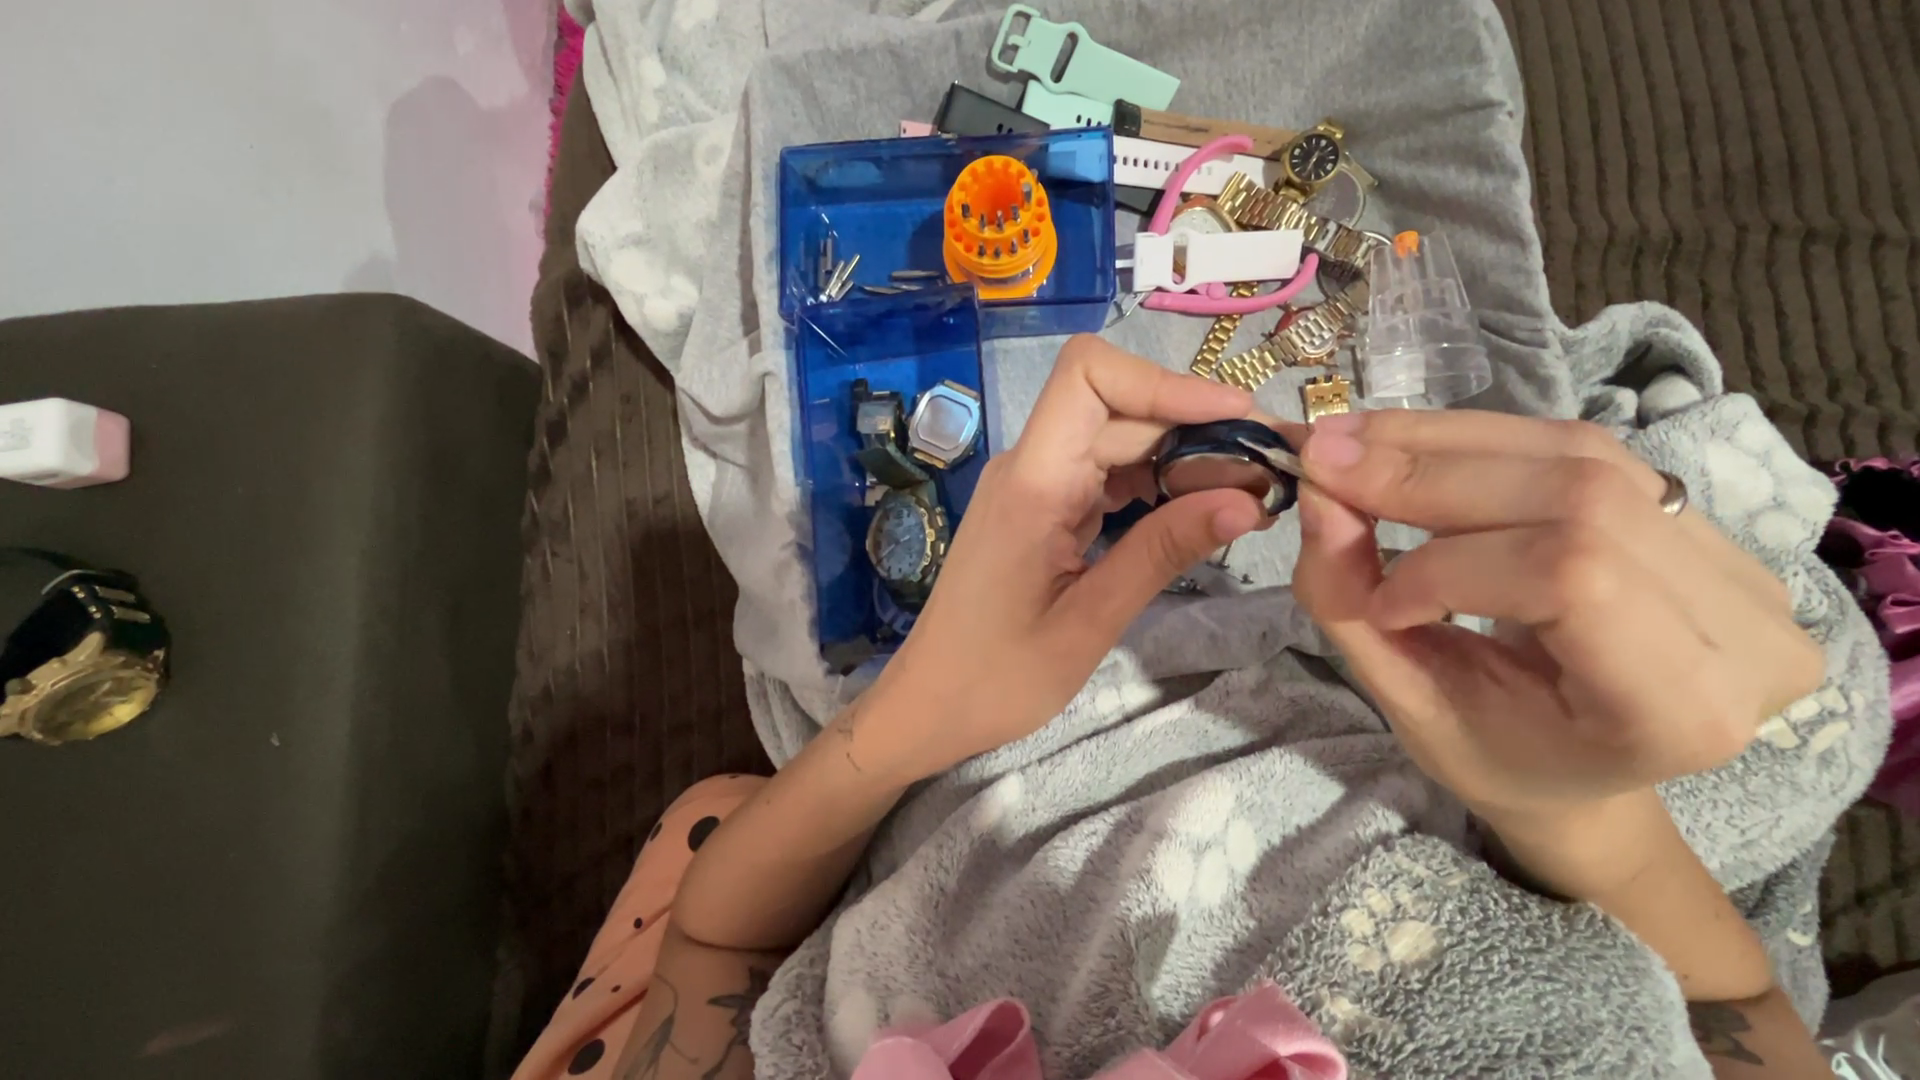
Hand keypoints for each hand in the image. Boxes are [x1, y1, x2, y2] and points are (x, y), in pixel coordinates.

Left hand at [854, 336, 1266, 781]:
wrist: (930, 704)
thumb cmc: (997, 676)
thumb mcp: (1089, 621)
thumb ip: (1163, 552)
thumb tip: (1247, 501)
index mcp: (1032, 483)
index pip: (1088, 376)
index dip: (1164, 381)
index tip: (1234, 418)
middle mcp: (1029, 467)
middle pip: (1117, 409)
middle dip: (1196, 428)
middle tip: (1269, 471)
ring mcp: (1033, 487)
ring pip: (1116, 441)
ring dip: (1181, 458)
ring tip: (1247, 495)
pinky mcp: (1041, 510)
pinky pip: (1104, 476)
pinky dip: (1153, 486)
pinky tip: (1197, 513)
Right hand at [1292, 410, 1823, 833]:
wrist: (1578, 762)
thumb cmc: (1495, 756)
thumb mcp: (1408, 706)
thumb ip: (1349, 604)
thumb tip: (1316, 495)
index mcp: (1682, 707)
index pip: (1569, 578)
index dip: (1447, 566)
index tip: (1375, 600)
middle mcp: (1743, 623)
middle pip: (1575, 491)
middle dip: (1423, 471)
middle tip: (1319, 460)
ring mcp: (1735, 557)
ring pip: (1573, 451)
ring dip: (1438, 440)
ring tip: (1348, 446)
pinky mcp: (1697, 515)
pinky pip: (1576, 447)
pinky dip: (1469, 439)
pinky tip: (1406, 448)